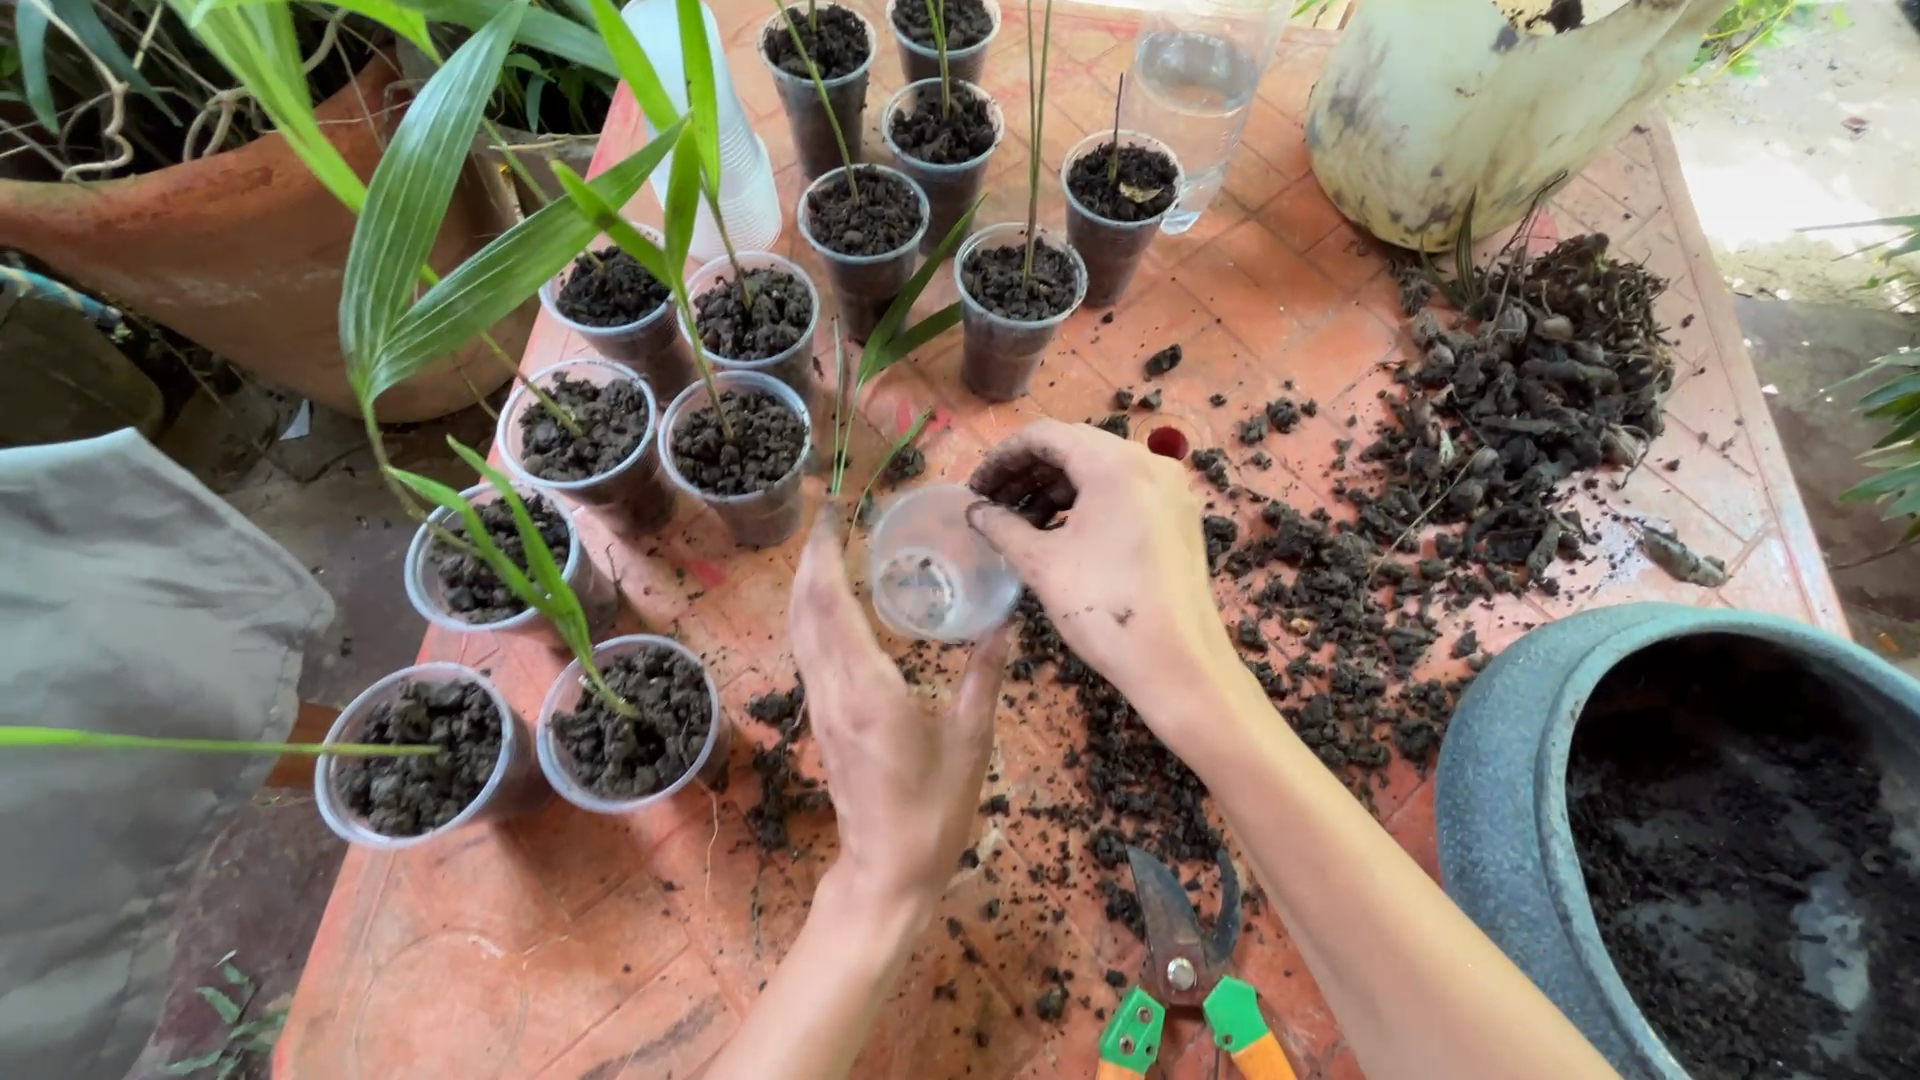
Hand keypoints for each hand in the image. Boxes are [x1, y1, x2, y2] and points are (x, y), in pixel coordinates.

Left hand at [789, 506, 1011, 912]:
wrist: (885, 872)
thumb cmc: (934, 810)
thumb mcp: (971, 742)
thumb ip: (984, 677)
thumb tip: (1005, 623)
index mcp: (868, 690)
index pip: (833, 605)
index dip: (826, 555)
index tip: (833, 515)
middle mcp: (833, 690)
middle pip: (806, 610)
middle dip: (810, 558)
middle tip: (828, 518)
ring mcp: (820, 706)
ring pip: (799, 630)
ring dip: (805, 583)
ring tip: (824, 547)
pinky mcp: (820, 719)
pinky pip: (806, 651)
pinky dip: (810, 613)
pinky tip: (827, 603)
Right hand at [966, 420, 1241, 749]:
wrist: (1177, 663)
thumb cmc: (1103, 607)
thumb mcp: (1041, 564)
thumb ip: (1001, 527)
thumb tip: (974, 511)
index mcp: (1115, 464)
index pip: (1045, 434)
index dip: (1002, 457)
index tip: (975, 487)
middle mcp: (1149, 463)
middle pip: (1074, 448)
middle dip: (1026, 473)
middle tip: (991, 505)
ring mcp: (1170, 490)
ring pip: (1098, 471)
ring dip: (1054, 490)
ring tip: (1020, 524)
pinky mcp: (1178, 517)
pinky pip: (1122, 493)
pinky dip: (1085, 504)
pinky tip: (1058, 534)